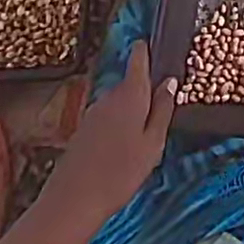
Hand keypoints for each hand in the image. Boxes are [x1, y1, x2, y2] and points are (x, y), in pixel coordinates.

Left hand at [38, 44, 175, 223]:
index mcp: (130, 95)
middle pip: (130, 84)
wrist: (73, 201)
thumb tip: (170, 82)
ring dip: (132, 111)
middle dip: (145, 91)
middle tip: (164, 107)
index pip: (137, 60)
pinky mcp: (83, 130)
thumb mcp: (153, 143)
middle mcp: (109, 98)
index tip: (151, 42)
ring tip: (146, 135)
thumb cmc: (121, 172)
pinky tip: (125, 149)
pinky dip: (119, 125)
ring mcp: (93, 114)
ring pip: (119, 103)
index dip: (145, 49)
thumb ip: (162, 110)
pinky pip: (108, 118)